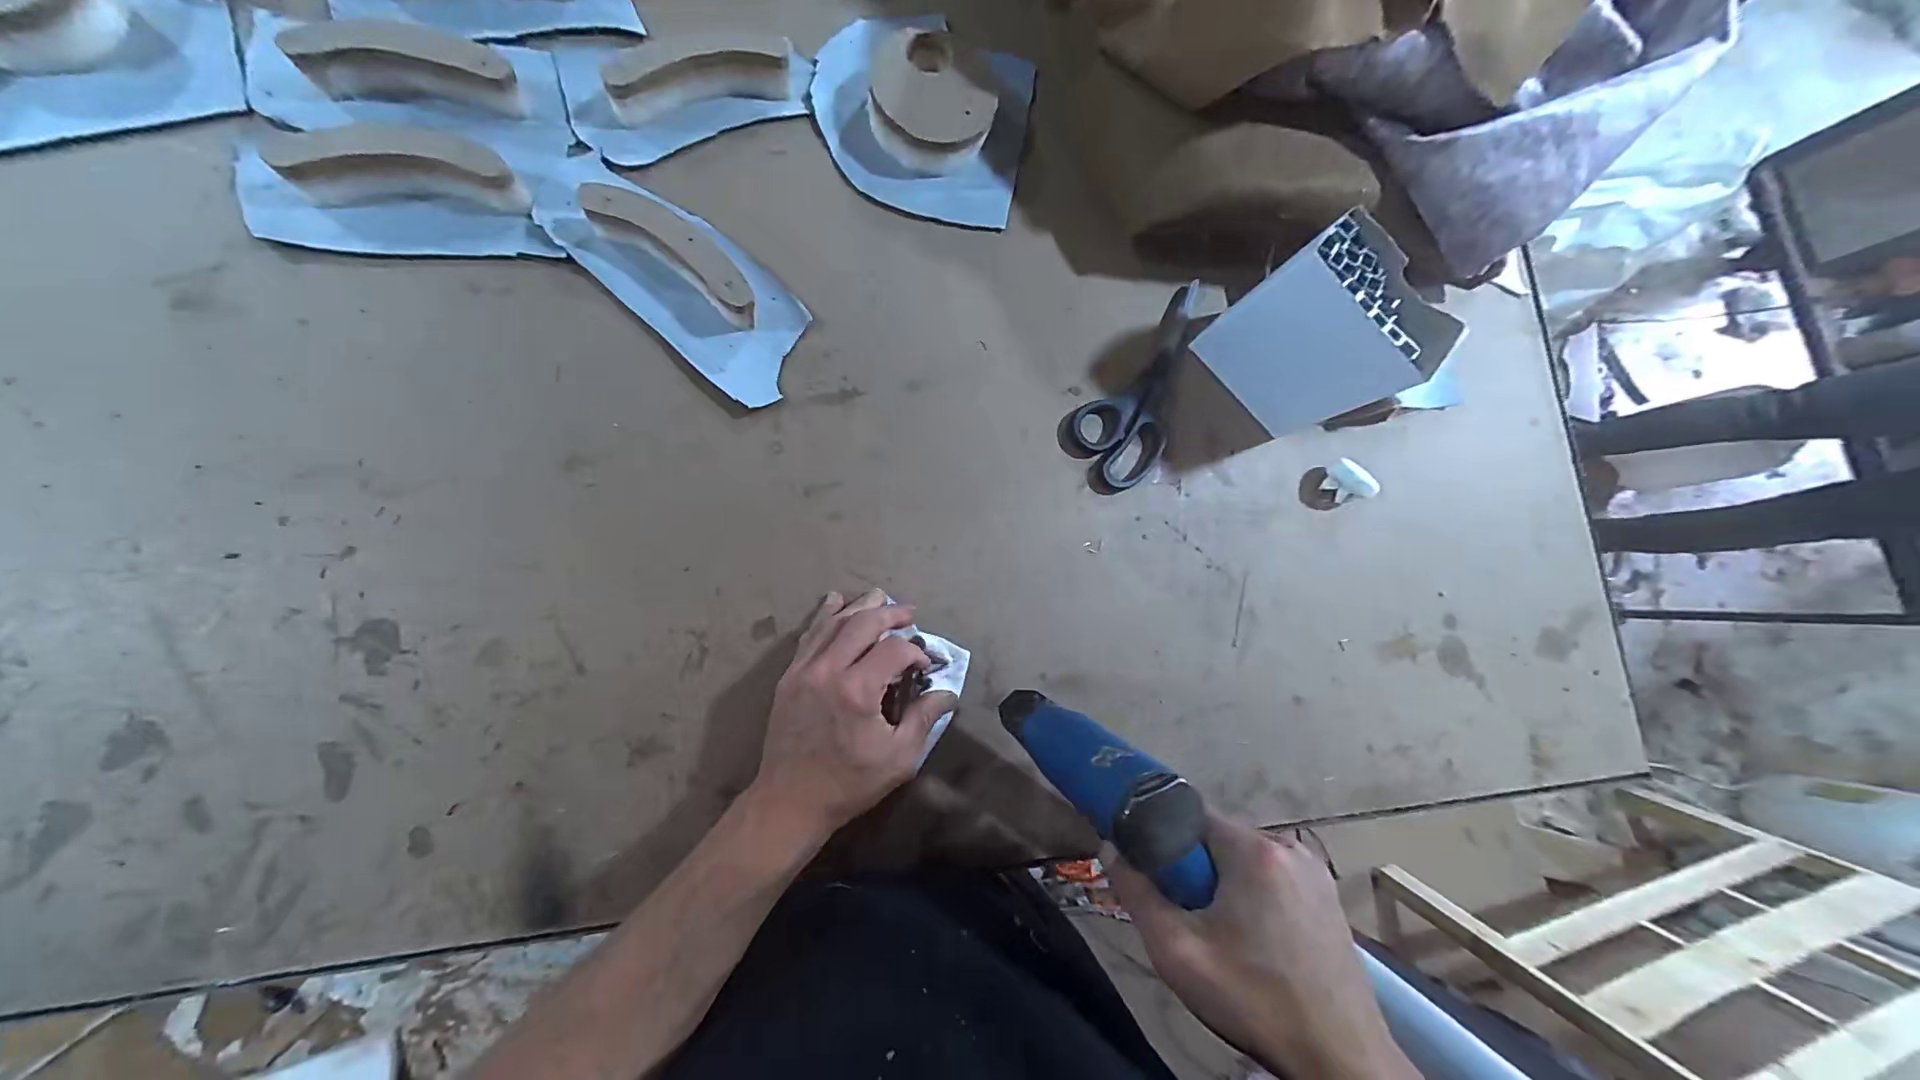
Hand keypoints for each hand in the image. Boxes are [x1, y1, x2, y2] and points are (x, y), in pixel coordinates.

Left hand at [747, 589, 957, 838]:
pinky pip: (809, 635)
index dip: (916, 652)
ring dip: (859, 607)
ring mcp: (804, 671)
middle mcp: (828, 671)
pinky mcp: (789, 677)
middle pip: (862, 623)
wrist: (789, 801)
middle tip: (909, 613)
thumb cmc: (848, 784)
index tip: (924, 667)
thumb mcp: (898, 759)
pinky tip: (835, 603)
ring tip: (879, 598)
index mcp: (857, 691)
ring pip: (833, 622)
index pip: (895, 650)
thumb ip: (923, 719)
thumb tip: (947, 693)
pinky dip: (825, 616)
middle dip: (890, 614)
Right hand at [1108, 814, 1413, 1079]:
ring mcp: (1314, 871)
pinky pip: (1272, 876)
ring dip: (1222, 882)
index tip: (1151, 872)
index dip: (1161, 838)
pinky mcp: (1329, 897)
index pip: (1189, 814)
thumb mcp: (1177, 952)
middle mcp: (1289, 847)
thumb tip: (1110, 848)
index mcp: (1254, 850)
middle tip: (1184, 913)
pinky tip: (1251, 939)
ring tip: (1217, 932)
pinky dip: (1252, 894)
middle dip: (1192, 866)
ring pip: (1244, 858)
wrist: (1340, 1062)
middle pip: (1217, 837)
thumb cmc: (1254, 1001)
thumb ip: (1137, 893)